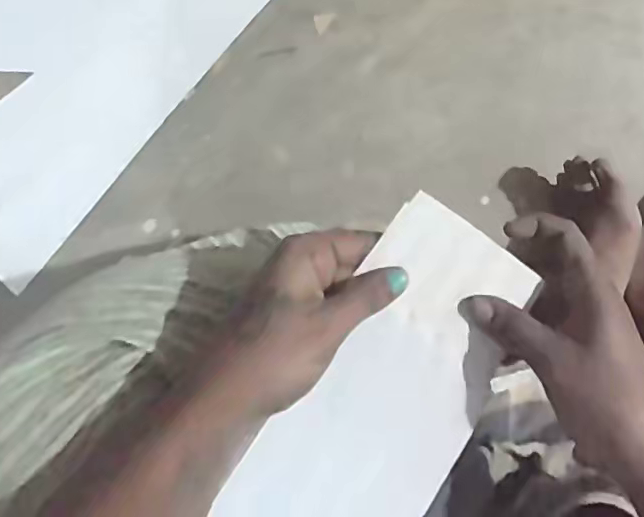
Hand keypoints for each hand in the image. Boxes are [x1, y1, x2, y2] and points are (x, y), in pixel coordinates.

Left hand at [196, 230, 405, 416]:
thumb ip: (366, 296)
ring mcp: (291, 291)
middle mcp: (297, 263)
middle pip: (348, 261)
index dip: (389, 253)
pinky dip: (347, 315)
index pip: (357, 241)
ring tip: (406, 312)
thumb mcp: (327, 325)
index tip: (424, 266)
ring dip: (364, 299)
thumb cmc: (275, 355)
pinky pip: (327, 305)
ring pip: (339, 286)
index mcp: (304, 253)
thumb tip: (401, 272)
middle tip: (422, 294)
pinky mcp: (288, 318)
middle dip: (379, 277)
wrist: (218, 403)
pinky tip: (372, 331)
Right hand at [463, 215, 643, 472]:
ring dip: (523, 300)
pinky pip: (556, 324)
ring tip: (488, 310)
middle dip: (522, 265)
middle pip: (557, 265)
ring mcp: (596, 326)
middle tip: (489, 272)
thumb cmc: (605, 395)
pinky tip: (504, 350)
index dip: (538, 225)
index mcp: (595, 288)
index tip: (506, 233)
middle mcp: (597, 299)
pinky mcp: (591, 351)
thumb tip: (471, 299)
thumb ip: (513, 326)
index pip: (568, 236)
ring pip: (554, 298)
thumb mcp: (553, 359)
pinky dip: (531, 328)